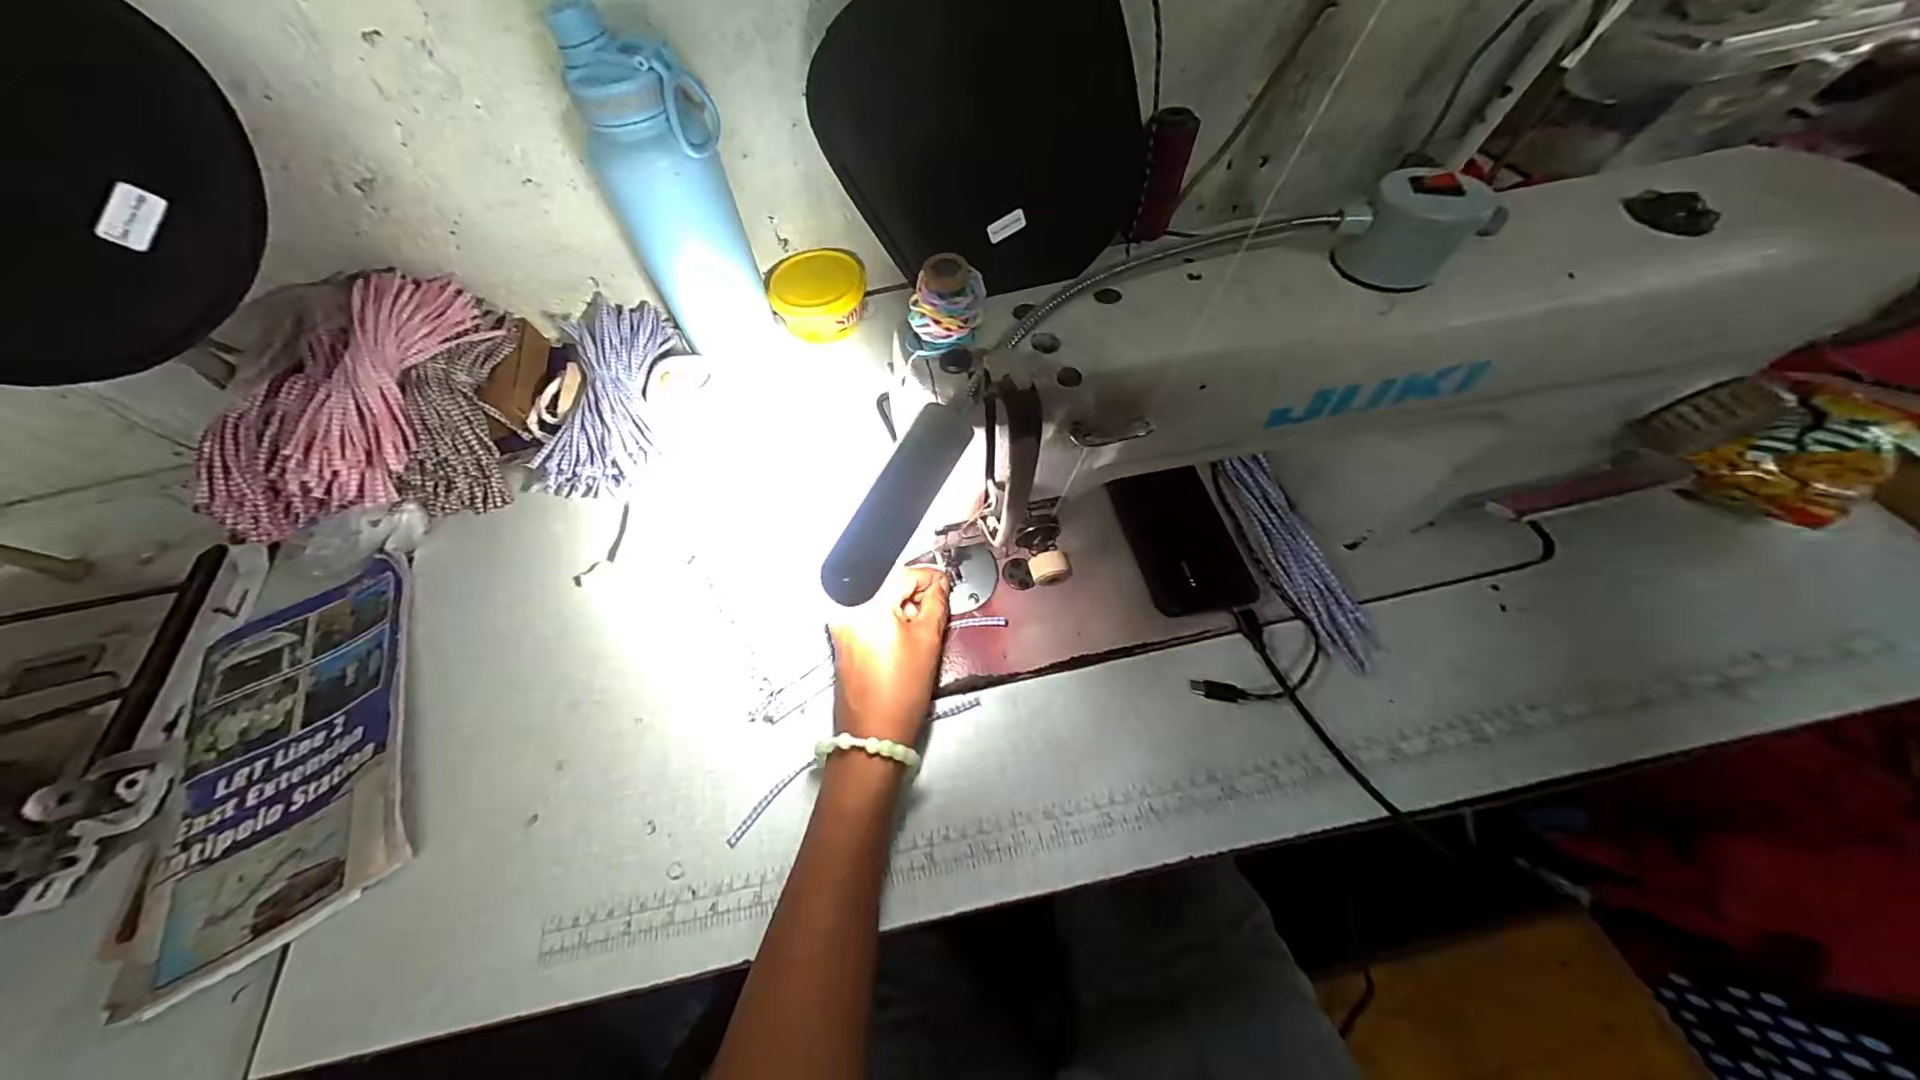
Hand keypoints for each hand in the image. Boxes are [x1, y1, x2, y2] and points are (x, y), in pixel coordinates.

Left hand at [826, 567, 950, 745]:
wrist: (873, 734)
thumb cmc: (900, 693)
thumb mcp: (928, 641)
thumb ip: (936, 604)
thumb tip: (939, 585)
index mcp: (867, 605)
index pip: (903, 573)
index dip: (929, 577)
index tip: (944, 586)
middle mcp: (848, 610)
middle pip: (889, 585)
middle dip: (914, 594)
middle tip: (935, 611)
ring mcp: (842, 627)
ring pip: (879, 602)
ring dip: (902, 609)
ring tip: (918, 634)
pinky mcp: (843, 642)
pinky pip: (869, 618)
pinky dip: (888, 623)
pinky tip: (902, 646)